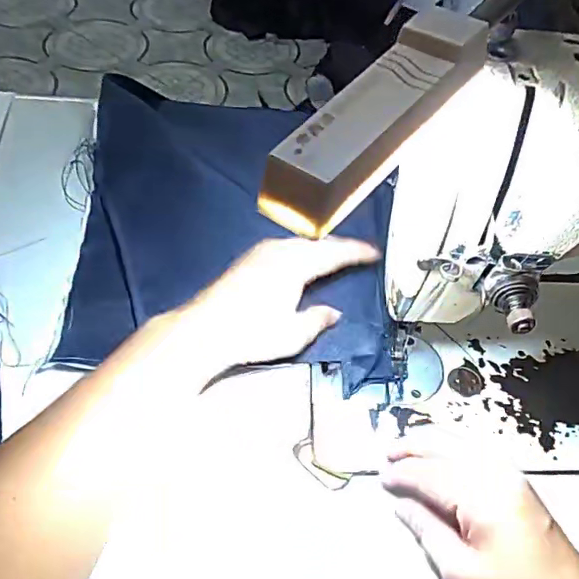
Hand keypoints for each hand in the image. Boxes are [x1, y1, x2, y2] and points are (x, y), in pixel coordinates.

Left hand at [171, 237, 379, 374]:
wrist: (204, 330)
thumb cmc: (249, 333)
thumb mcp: (293, 334)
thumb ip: (317, 320)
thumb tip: (332, 313)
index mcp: (295, 264)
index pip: (334, 254)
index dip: (357, 253)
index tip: (373, 252)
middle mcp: (278, 251)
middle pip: (316, 244)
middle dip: (339, 248)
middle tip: (357, 253)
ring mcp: (260, 253)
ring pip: (298, 244)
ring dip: (318, 249)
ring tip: (332, 256)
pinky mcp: (247, 260)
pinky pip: (284, 249)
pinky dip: (300, 252)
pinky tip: (299, 262)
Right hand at [381, 431, 578, 578]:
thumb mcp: (459, 571)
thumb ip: (427, 531)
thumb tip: (404, 507)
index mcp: (480, 496)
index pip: (430, 474)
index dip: (403, 475)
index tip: (382, 479)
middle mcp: (495, 475)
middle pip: (446, 449)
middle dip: (414, 448)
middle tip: (387, 453)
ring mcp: (510, 475)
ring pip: (462, 445)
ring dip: (432, 444)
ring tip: (406, 449)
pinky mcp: (517, 481)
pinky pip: (478, 452)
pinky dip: (454, 448)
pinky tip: (442, 453)